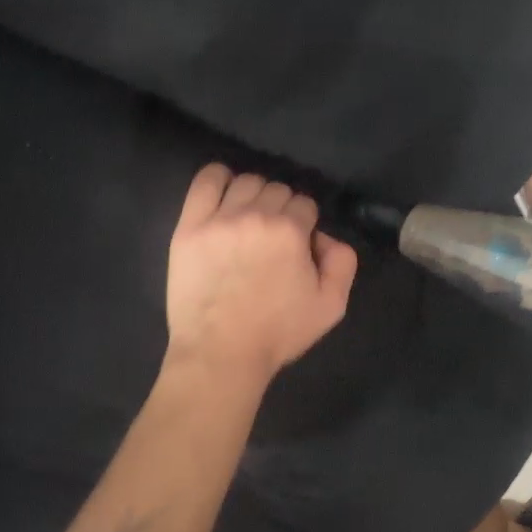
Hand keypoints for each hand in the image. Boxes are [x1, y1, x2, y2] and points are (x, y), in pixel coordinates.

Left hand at [166, 165, 357, 381]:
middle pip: (276, 189)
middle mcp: (256, 216)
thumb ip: (342, 262)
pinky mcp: (189, 227)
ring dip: (254, 195)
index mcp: (291, 231)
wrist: (221, 353)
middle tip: (274, 237)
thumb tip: (325, 238)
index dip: (305, 224)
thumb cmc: (278, 332)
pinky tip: (223, 193)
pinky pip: (205, 182)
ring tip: (249, 220)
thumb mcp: (332, 306)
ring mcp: (219, 219)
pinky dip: (217, 179)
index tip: (298, 245)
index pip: (305, 204)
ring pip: (245, 182)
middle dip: (281, 209)